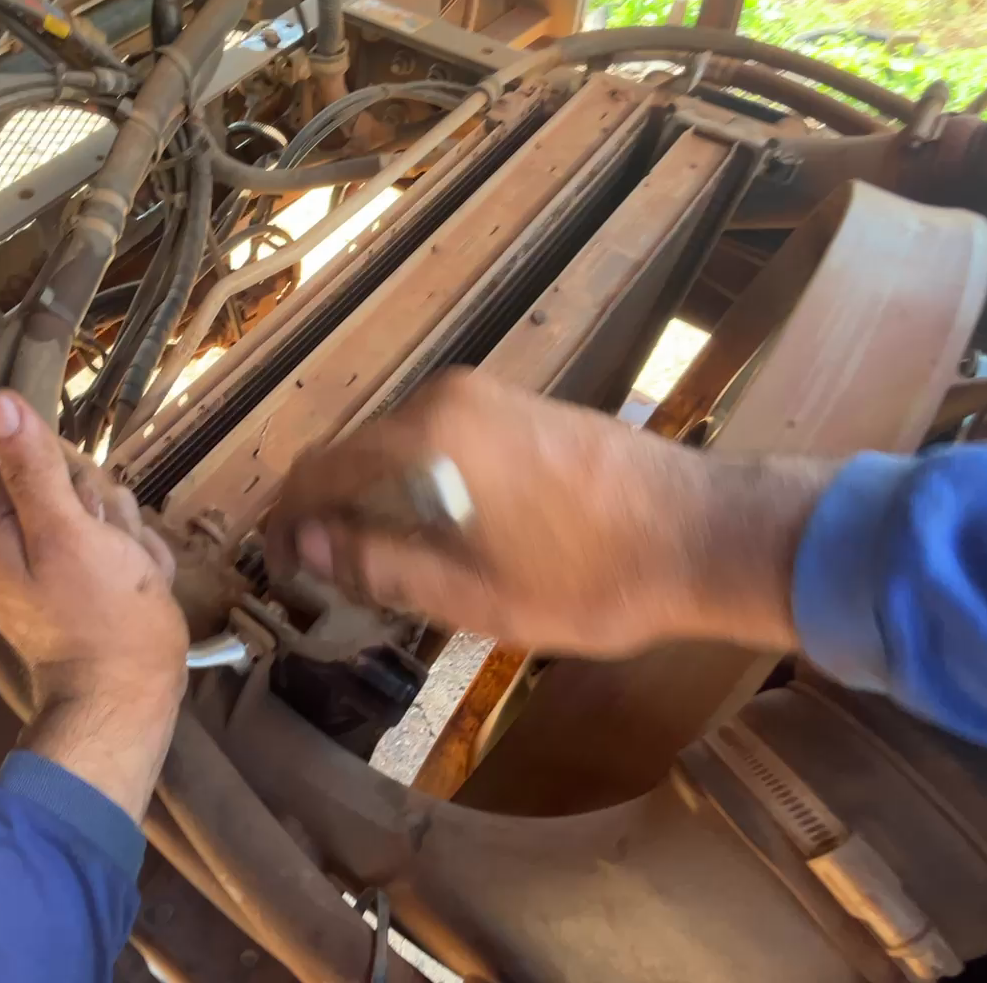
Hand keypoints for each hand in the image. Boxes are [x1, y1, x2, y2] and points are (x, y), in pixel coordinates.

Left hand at [0, 390, 186, 818]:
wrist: (128, 693)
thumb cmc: (100, 614)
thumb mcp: (67, 533)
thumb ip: (34, 468)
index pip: (40, 454)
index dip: (78, 482)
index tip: (89, 522)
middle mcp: (10, 535)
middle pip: (77, 480)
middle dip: (108, 514)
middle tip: (112, 557)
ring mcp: (47, 556)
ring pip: (106, 508)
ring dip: (129, 538)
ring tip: (127, 578)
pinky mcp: (79, 574)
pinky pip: (118, 538)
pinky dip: (135, 558)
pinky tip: (135, 587)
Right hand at [265, 369, 835, 659]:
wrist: (705, 532)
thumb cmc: (587, 577)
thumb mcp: (469, 592)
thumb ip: (376, 562)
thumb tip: (301, 543)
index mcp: (425, 437)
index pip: (320, 469)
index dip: (289, 518)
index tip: (281, 564)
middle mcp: (443, 398)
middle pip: (354, 453)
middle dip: (330, 511)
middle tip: (333, 575)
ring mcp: (481, 394)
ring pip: (392, 446)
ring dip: (372, 498)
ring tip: (380, 560)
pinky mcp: (510, 403)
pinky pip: (433, 439)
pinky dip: (413, 480)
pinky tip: (432, 525)